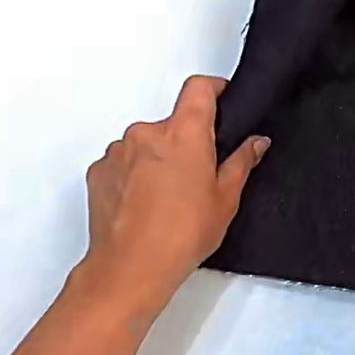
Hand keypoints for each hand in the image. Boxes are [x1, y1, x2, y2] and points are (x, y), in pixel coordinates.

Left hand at [76, 75, 266, 307]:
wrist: (132, 266)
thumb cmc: (182, 232)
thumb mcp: (226, 197)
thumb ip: (241, 162)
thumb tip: (255, 142)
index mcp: (183, 134)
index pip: (198, 89)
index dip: (213, 87)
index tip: (223, 96)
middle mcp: (146, 134)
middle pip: (173, 122)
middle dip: (188, 140)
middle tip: (202, 172)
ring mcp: (118, 152)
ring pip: (147, 143)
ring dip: (161, 158)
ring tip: (172, 194)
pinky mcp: (98, 172)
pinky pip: (124, 162)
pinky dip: (137, 174)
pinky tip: (149, 202)